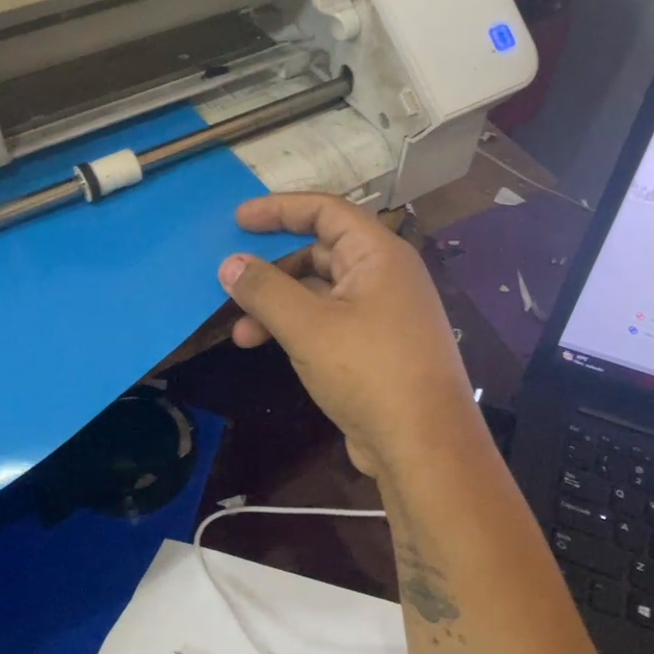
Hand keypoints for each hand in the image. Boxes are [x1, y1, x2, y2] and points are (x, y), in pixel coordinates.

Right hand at [219, 193, 485, 478]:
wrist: (424, 445)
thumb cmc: (370, 371)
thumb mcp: (309, 327)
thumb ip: (265, 290)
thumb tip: (230, 263)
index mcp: (379, 255)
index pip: (326, 211)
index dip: (280, 209)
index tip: (239, 219)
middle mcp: (384, 276)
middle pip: (320, 251)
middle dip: (273, 266)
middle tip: (230, 278)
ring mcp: (381, 314)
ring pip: (319, 292)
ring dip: (277, 304)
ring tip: (238, 329)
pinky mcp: (374, 348)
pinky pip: (327, 322)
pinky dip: (294, 327)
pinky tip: (262, 346)